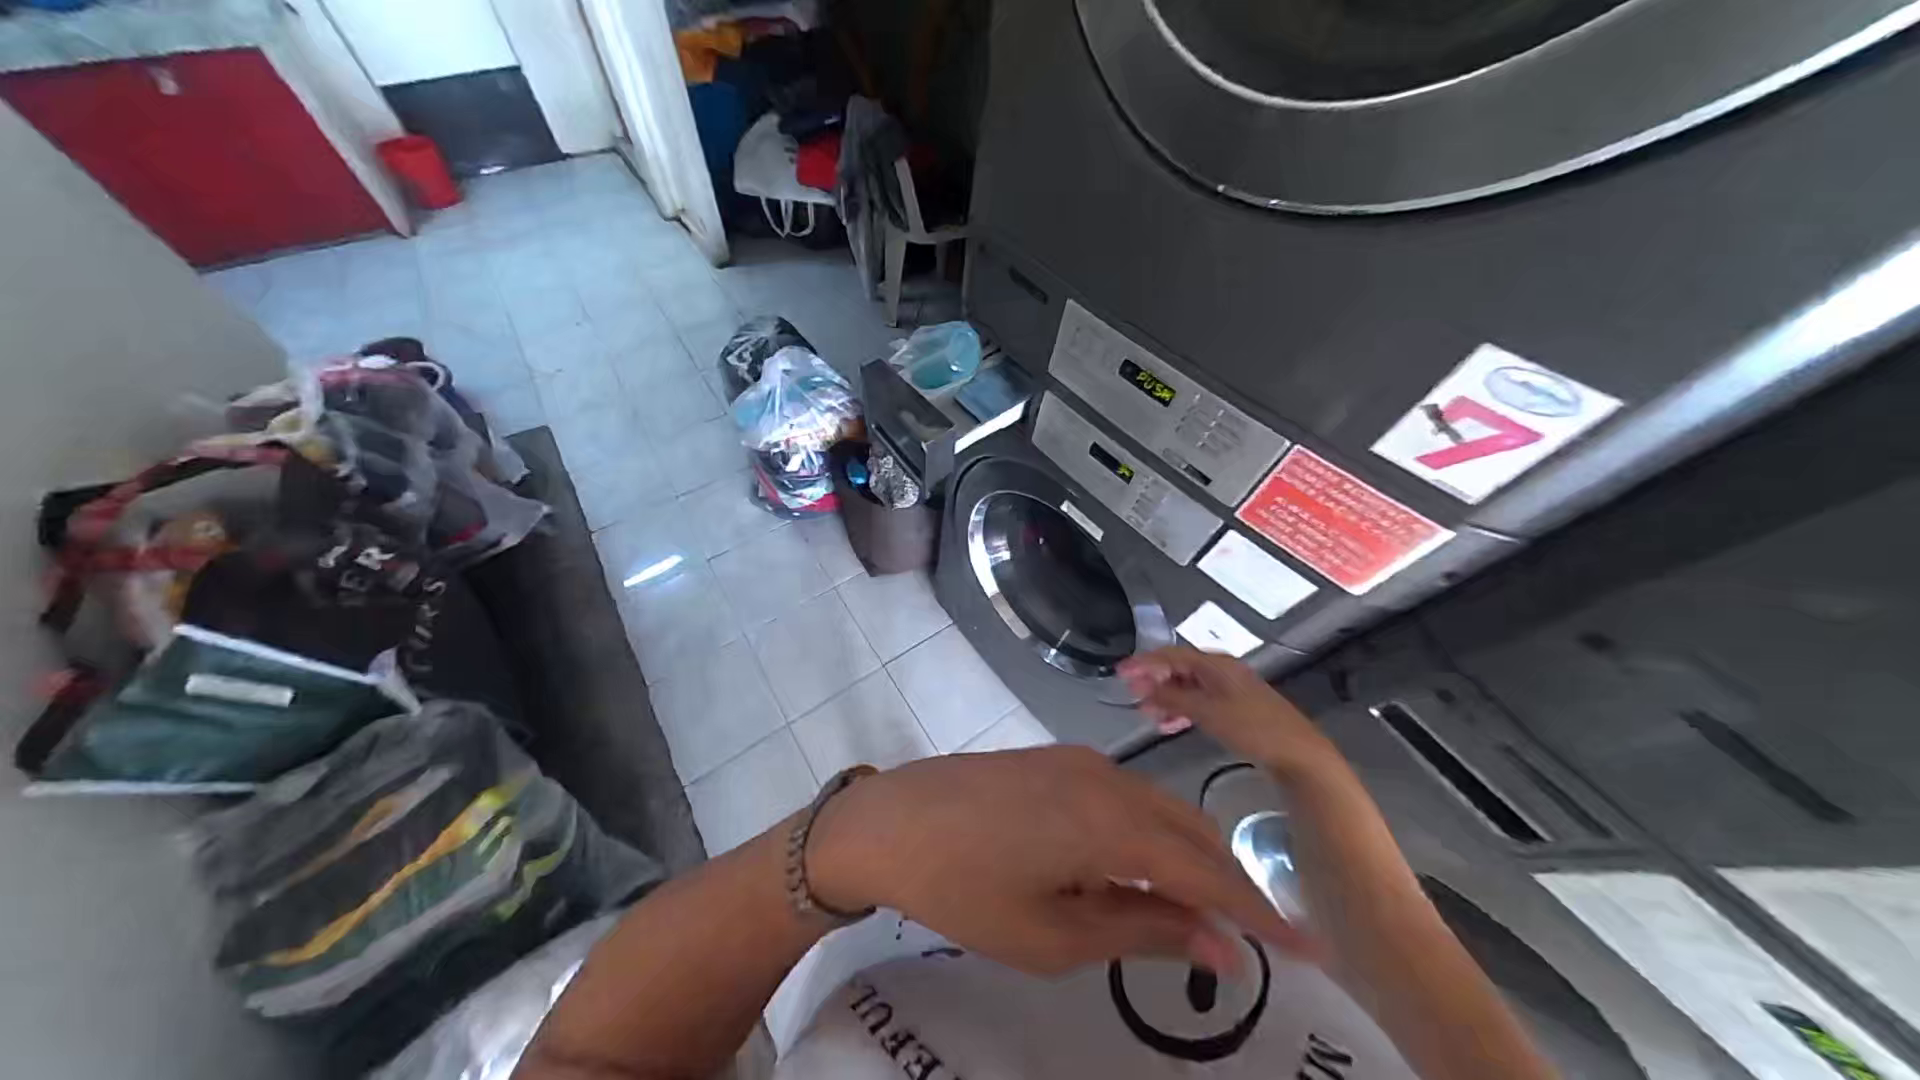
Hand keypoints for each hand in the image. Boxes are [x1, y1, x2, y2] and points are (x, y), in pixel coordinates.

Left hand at [806, 747, 1315, 975]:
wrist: (889, 820)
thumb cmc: (964, 888)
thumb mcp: (1054, 934)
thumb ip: (1144, 930)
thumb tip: (1221, 945)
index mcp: (1112, 823)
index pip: (1208, 872)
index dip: (1261, 913)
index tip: (1312, 948)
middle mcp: (1108, 778)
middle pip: (1191, 831)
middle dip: (1225, 883)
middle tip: (1243, 939)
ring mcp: (1080, 760)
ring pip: (1160, 809)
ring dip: (1184, 857)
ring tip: (1188, 912)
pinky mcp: (1057, 757)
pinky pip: (1125, 795)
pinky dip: (1146, 833)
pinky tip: (1131, 868)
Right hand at [1119, 646, 1344, 781]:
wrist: (1298, 754)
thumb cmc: (1253, 728)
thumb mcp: (1207, 712)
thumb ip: (1173, 697)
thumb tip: (1144, 685)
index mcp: (1216, 665)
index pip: (1171, 656)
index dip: (1144, 663)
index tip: (1120, 673)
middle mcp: (1221, 671)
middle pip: (1178, 669)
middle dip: (1153, 681)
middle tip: (1132, 696)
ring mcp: (1229, 689)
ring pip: (1188, 687)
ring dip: (1166, 698)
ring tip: (1149, 715)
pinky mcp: (1234, 707)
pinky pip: (1199, 701)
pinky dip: (1182, 709)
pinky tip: (1171, 724)